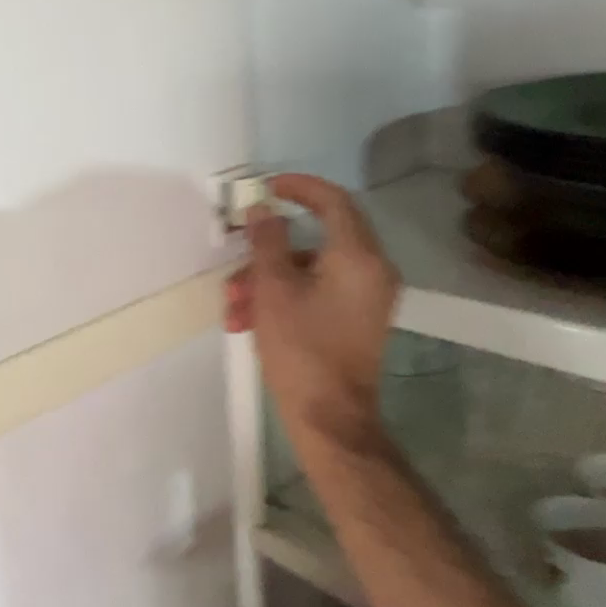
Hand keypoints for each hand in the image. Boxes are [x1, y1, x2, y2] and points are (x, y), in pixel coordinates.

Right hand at [227, 174, 400, 427]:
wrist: (330, 419)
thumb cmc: (301, 350)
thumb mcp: (273, 290)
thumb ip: (266, 241)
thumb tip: (263, 209)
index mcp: (358, 256)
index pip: (333, 200)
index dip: (299, 187)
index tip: (267, 187)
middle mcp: (372, 270)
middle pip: (318, 236)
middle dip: (269, 249)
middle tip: (237, 256)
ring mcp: (367, 296)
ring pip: (311, 268)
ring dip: (268, 279)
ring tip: (233, 305)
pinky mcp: (357, 318)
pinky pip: (319, 290)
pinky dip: (285, 297)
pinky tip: (247, 320)